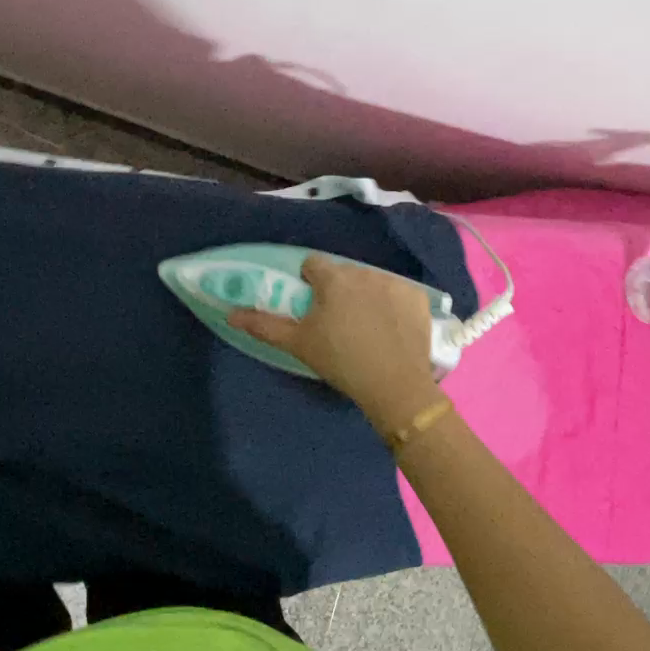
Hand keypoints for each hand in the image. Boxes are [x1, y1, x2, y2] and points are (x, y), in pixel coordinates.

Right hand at [228, 255, 443, 432]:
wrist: (395, 385)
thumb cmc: (340, 360)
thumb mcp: (297, 344)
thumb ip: (263, 325)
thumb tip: (231, 314)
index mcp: (333, 278)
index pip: (312, 265)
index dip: (308, 284)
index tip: (312, 308)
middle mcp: (364, 271)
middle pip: (343, 274)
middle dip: (338, 291)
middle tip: (337, 324)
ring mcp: (395, 282)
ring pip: (371, 282)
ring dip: (365, 297)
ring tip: (366, 330)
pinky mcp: (418, 298)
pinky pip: (398, 295)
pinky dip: (393, 307)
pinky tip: (391, 331)